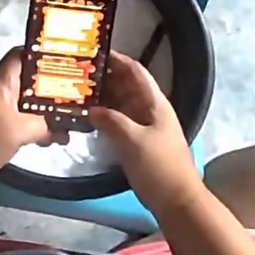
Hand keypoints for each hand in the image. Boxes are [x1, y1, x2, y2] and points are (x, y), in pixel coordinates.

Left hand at [0, 48, 63, 187]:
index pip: (20, 56)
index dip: (40, 53)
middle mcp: (0, 94)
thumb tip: (62, 128)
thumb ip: (43, 125)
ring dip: (47, 112)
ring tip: (70, 121)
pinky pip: (23, 122)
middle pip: (29, 82)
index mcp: (2, 84)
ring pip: (28, 104)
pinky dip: (38, 128)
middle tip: (77, 93)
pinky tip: (54, 139)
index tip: (64, 58)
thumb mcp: (19, 129)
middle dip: (52, 87)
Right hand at [90, 51, 201, 215]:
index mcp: (154, 103)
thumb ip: (110, 120)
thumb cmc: (159, 166)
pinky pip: (118, 121)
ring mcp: (144, 127)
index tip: (93, 52)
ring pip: (120, 104)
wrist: (178, 202)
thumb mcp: (132, 140)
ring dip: (102, 97)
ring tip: (76, 91)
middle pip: (125, 86)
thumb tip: (91, 109)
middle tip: (77, 73)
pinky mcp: (138, 142)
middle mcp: (150, 110)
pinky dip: (104, 116)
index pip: (135, 71)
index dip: (117, 59)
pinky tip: (87, 117)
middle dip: (104, 77)